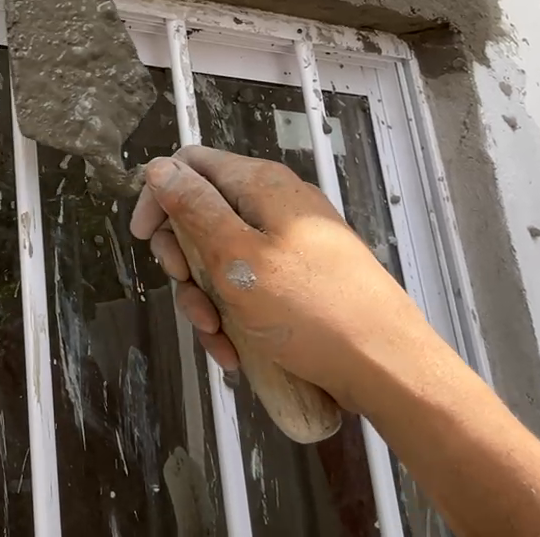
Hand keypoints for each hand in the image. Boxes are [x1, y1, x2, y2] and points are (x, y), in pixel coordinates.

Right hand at [128, 145, 443, 413]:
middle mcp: (275, 204)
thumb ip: (192, 207)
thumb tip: (159, 167)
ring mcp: (291, 243)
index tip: (144, 238)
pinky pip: (250, 285)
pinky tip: (233, 351)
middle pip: (201, 213)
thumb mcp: (236, 257)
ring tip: (214, 336)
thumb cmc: (310, 311)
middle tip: (184, 289)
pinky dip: (233, 314)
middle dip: (183, 258)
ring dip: (205, 297)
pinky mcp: (302, 279)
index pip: (190, 164)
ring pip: (221, 257)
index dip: (159, 195)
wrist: (395, 374)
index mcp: (261, 185)